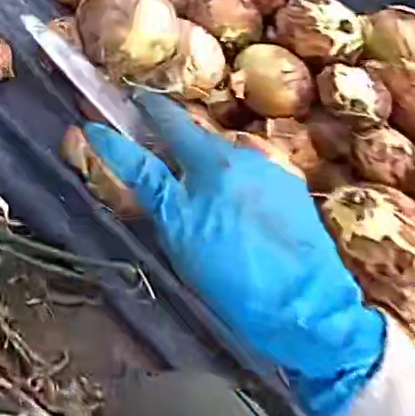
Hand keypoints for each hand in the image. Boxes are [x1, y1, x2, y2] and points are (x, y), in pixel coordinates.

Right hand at [86, 93, 384, 415]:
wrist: (313, 317)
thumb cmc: (232, 274)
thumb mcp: (175, 227)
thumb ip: (142, 175)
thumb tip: (101, 132)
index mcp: (211, 156)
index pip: (169, 115)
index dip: (145, 105)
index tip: (128, 98)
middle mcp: (244, 152)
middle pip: (198, 140)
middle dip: (174, 148)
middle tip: (156, 168)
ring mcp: (273, 172)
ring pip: (225, 161)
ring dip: (206, 173)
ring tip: (198, 207)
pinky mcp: (294, 195)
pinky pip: (251, 180)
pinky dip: (234, 189)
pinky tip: (234, 221)